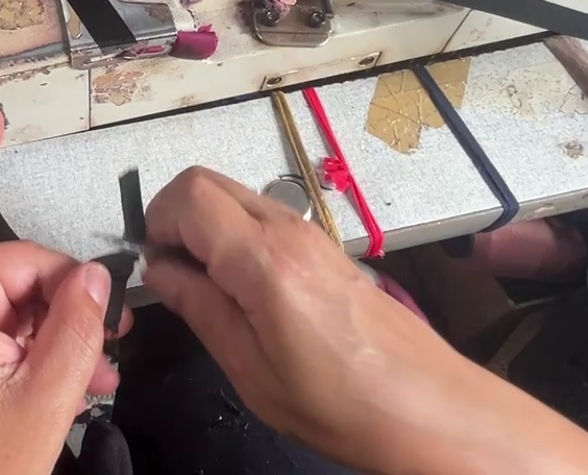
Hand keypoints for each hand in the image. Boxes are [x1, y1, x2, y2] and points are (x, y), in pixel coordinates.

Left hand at [0, 110, 126, 474]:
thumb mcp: (42, 403)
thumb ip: (77, 330)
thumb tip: (99, 274)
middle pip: (17, 261)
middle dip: (69, 291)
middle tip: (113, 332)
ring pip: (24, 294)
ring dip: (67, 324)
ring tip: (105, 365)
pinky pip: (17, 323)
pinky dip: (51, 343)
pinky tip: (88, 377)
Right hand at [141, 167, 587, 474]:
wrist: (431, 408)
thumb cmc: (336, 403)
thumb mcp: (251, 370)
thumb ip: (197, 307)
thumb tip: (157, 269)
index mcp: (263, 259)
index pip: (188, 196)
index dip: (157, 221)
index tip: (156, 265)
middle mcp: (284, 227)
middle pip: (204, 179)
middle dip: (172, 213)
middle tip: (172, 268)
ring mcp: (306, 228)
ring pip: (230, 191)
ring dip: (202, 220)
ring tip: (206, 279)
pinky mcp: (320, 240)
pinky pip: (257, 211)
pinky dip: (230, 228)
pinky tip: (241, 281)